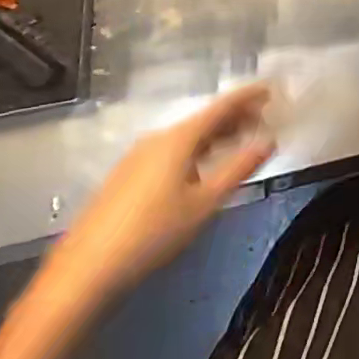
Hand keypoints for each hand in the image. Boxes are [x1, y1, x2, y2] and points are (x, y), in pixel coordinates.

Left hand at [43, 83, 275, 306]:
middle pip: (203, 119)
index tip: (271, 90)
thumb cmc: (154, 233)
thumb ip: (239, 168)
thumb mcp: (205, 203)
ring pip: (188, 136)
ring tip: (242, 139)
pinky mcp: (129, 175)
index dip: (247, 97)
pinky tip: (206, 165)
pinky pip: (174, 149)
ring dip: (218, 134)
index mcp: (178, 139)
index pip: (220, 107)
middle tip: (265, 118)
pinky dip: (199, 148)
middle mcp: (158, 139)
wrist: (87, 269)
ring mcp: (139, 156)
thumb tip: (269, 141)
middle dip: (235, 116)